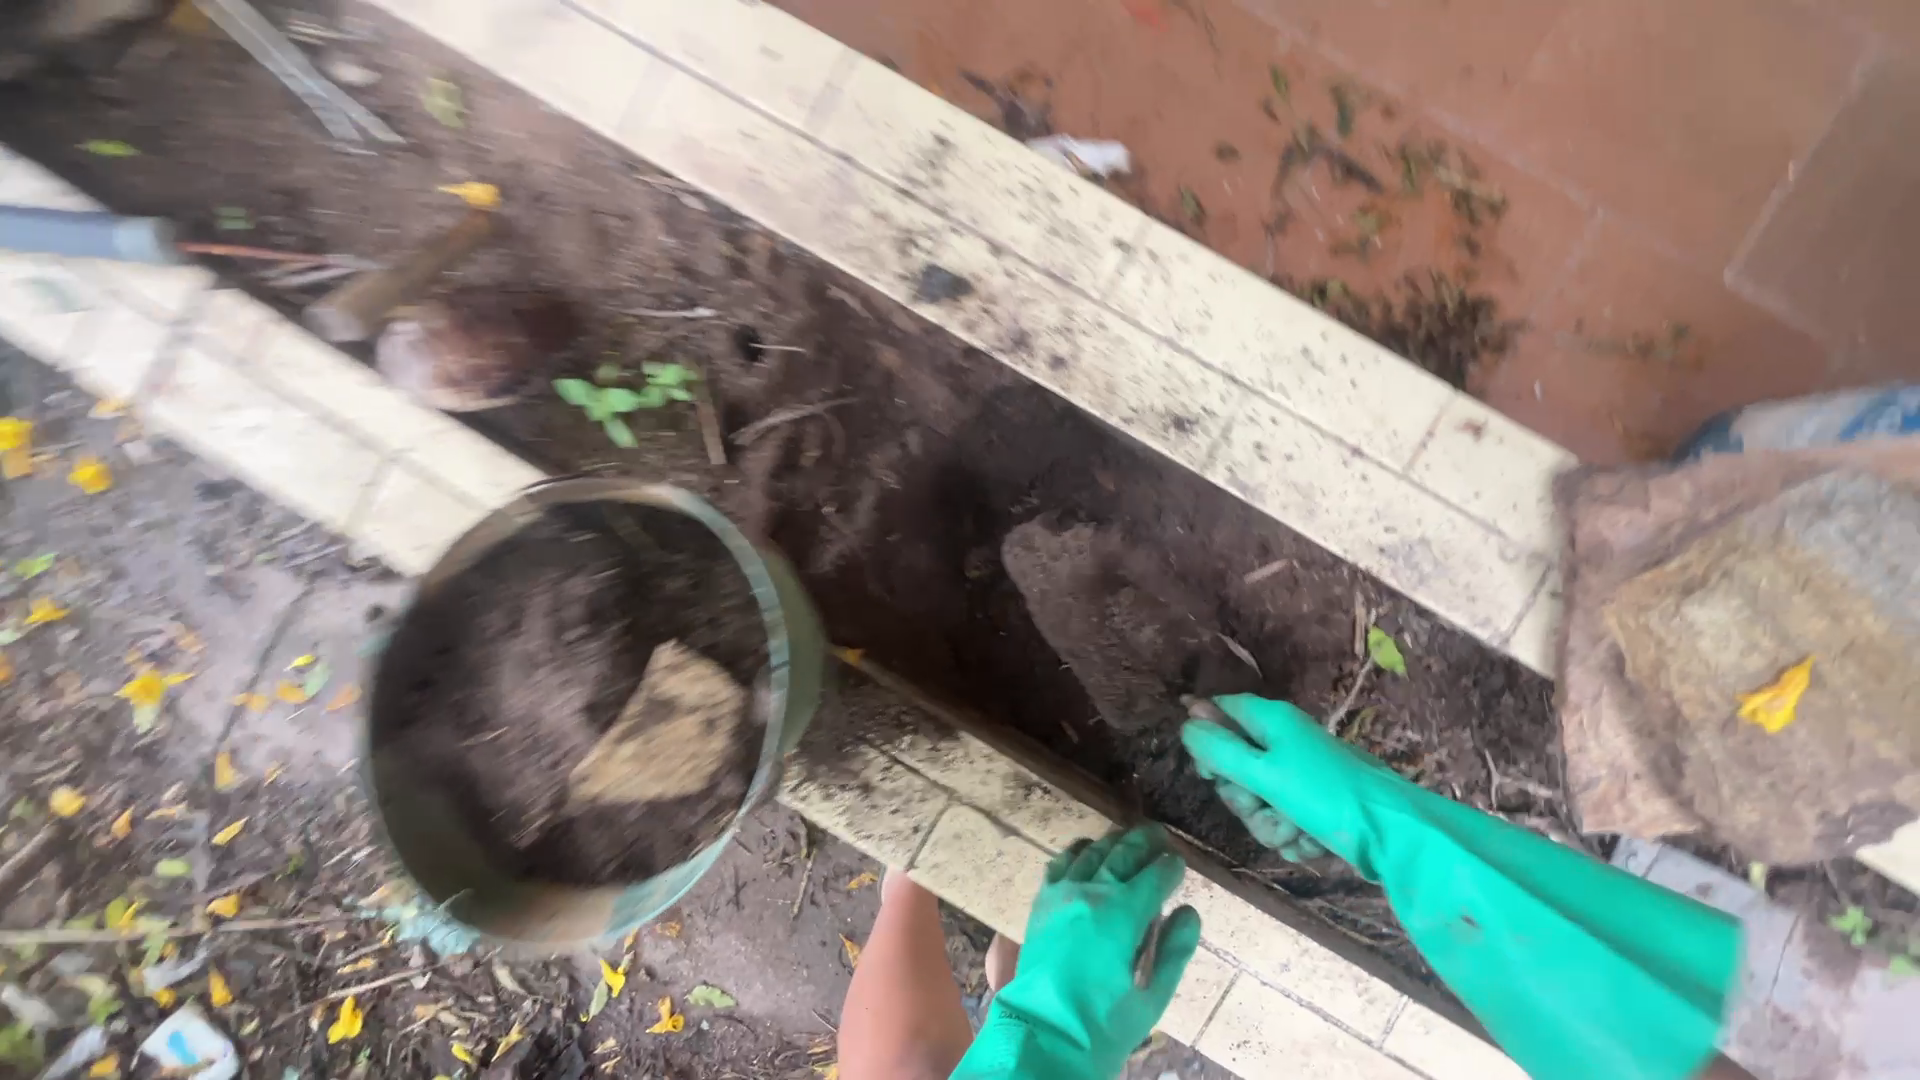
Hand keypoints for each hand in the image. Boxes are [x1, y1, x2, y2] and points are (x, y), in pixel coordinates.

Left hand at [949, 825, 1200, 1079]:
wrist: (1046, 1033)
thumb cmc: (1104, 1023)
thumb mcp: (1152, 997)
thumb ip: (1175, 951)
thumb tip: (1189, 912)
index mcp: (1124, 914)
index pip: (1155, 876)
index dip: (1171, 866)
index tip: (1180, 862)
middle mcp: (1094, 891)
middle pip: (1124, 853)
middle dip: (1146, 841)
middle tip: (1160, 835)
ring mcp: (1064, 891)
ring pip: (1094, 850)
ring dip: (1114, 841)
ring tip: (1128, 837)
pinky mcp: (1043, 899)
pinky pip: (1061, 861)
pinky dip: (1078, 851)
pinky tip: (1087, 849)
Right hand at [1182, 695, 1386, 869]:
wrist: (1395, 836)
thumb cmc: (1324, 796)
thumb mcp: (1263, 773)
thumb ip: (1218, 750)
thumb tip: (1186, 723)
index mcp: (1270, 721)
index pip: (1219, 711)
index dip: (1205, 738)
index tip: (1208, 770)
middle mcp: (1282, 742)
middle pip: (1233, 763)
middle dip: (1242, 796)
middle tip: (1260, 804)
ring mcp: (1298, 775)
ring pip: (1255, 798)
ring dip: (1268, 823)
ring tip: (1294, 829)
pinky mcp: (1311, 805)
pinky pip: (1280, 818)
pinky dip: (1291, 835)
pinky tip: (1310, 841)